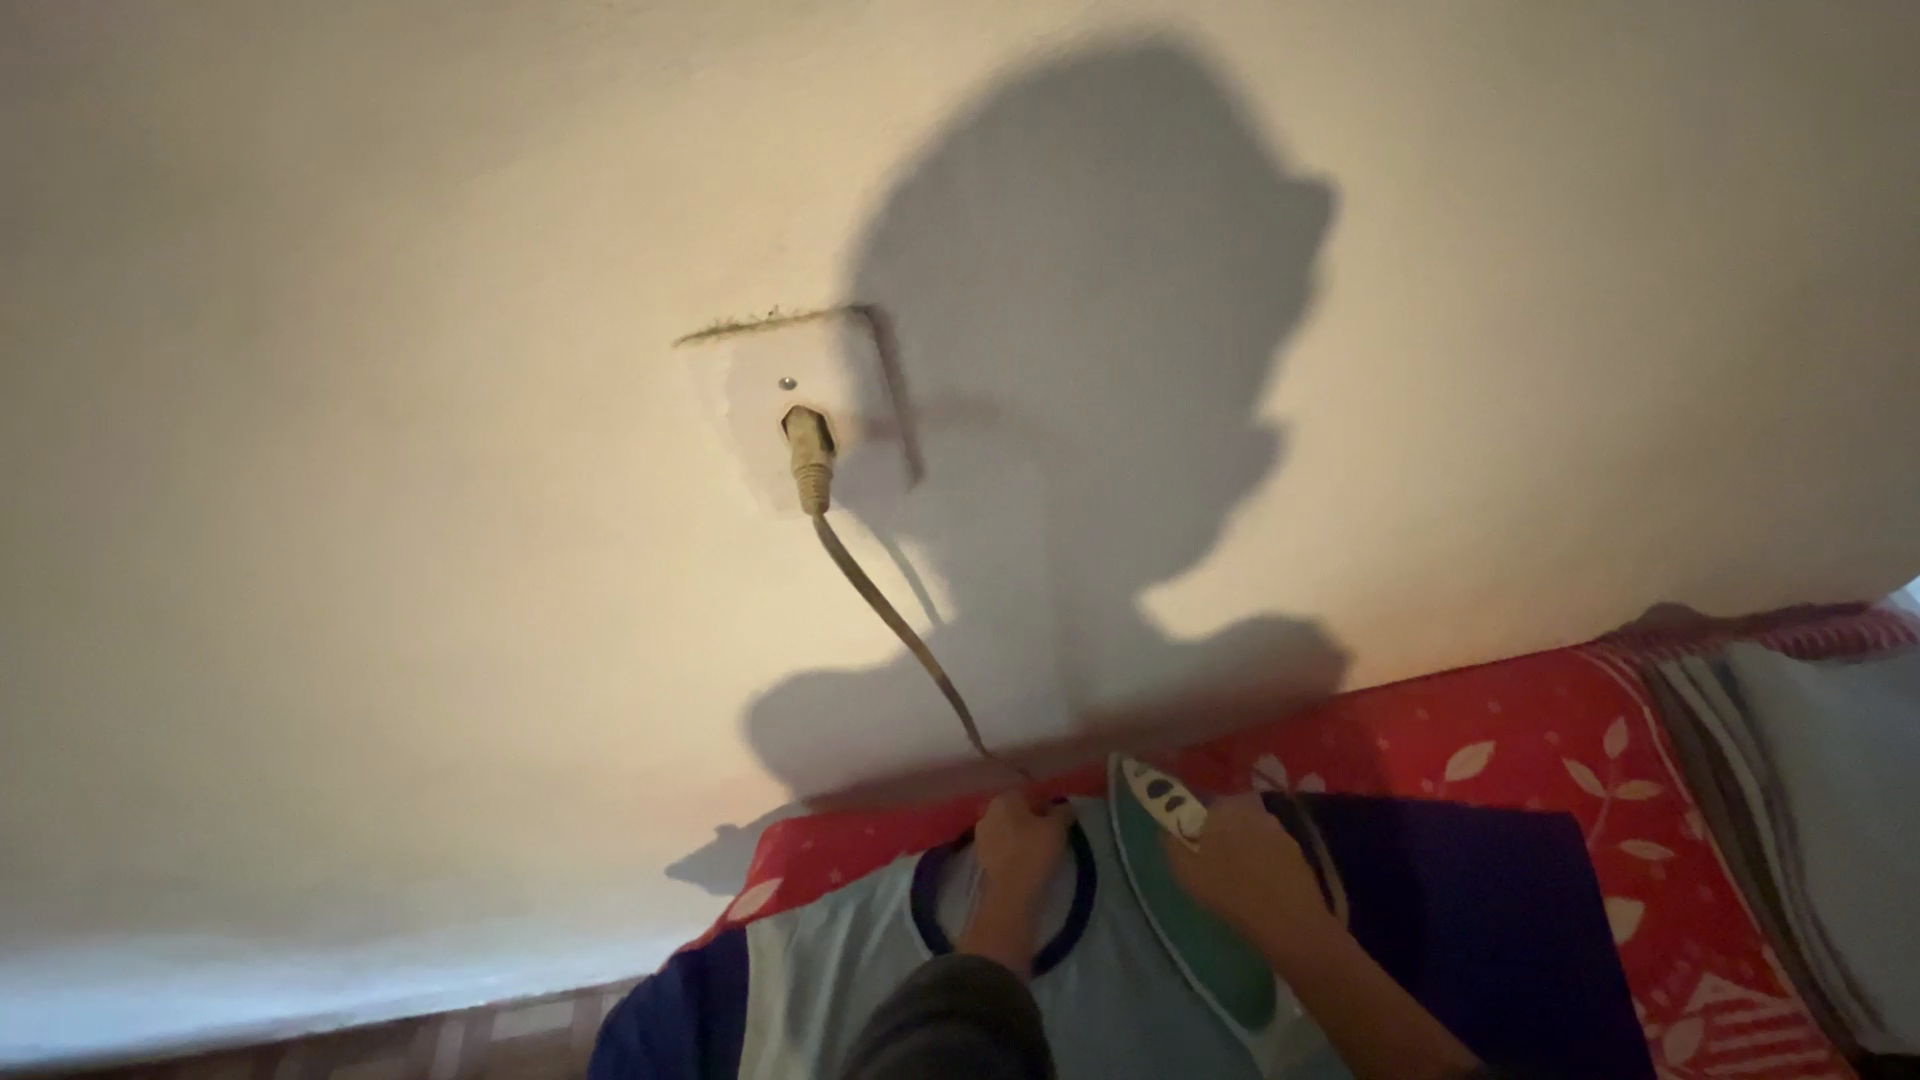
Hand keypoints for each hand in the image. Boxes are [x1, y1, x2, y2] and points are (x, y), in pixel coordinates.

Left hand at [973, 791, 1072, 908]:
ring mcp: (980, 836)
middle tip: (1050, 836)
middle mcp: (988, 813)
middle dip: (1032, 821)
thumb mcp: (1057, 828)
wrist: (1011, 892)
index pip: (1028, 795)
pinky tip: (1025, 864)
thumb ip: (1063, 812)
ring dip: (1021, 837)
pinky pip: (1001, 848)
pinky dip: (1012, 852)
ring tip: (1040, 852)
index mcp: (1004, 799)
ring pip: (1007, 830)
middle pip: (1016, 812)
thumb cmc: (1035, 851)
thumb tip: (1067, 806)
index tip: (1059, 821)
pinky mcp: (980, 858)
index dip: (1046, 806)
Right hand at [1164, 792, 1333, 939]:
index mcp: (1222, 806)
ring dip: (1243, 845)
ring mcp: (1278, 828)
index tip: (1191, 842)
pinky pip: (1270, 848)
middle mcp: (1251, 807)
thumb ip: (1171, 842)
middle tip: (1212, 860)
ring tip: (1238, 875)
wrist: (1288, 920)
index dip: (1193, 822)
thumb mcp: (1185, 870)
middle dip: (1219, 831)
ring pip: (1250, 831)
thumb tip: (1167, 829)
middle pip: (1227, 815)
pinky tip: (1260, 883)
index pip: (1199, 804)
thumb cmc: (1228, 890)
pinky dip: (1263, 859)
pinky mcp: (1297, 849)